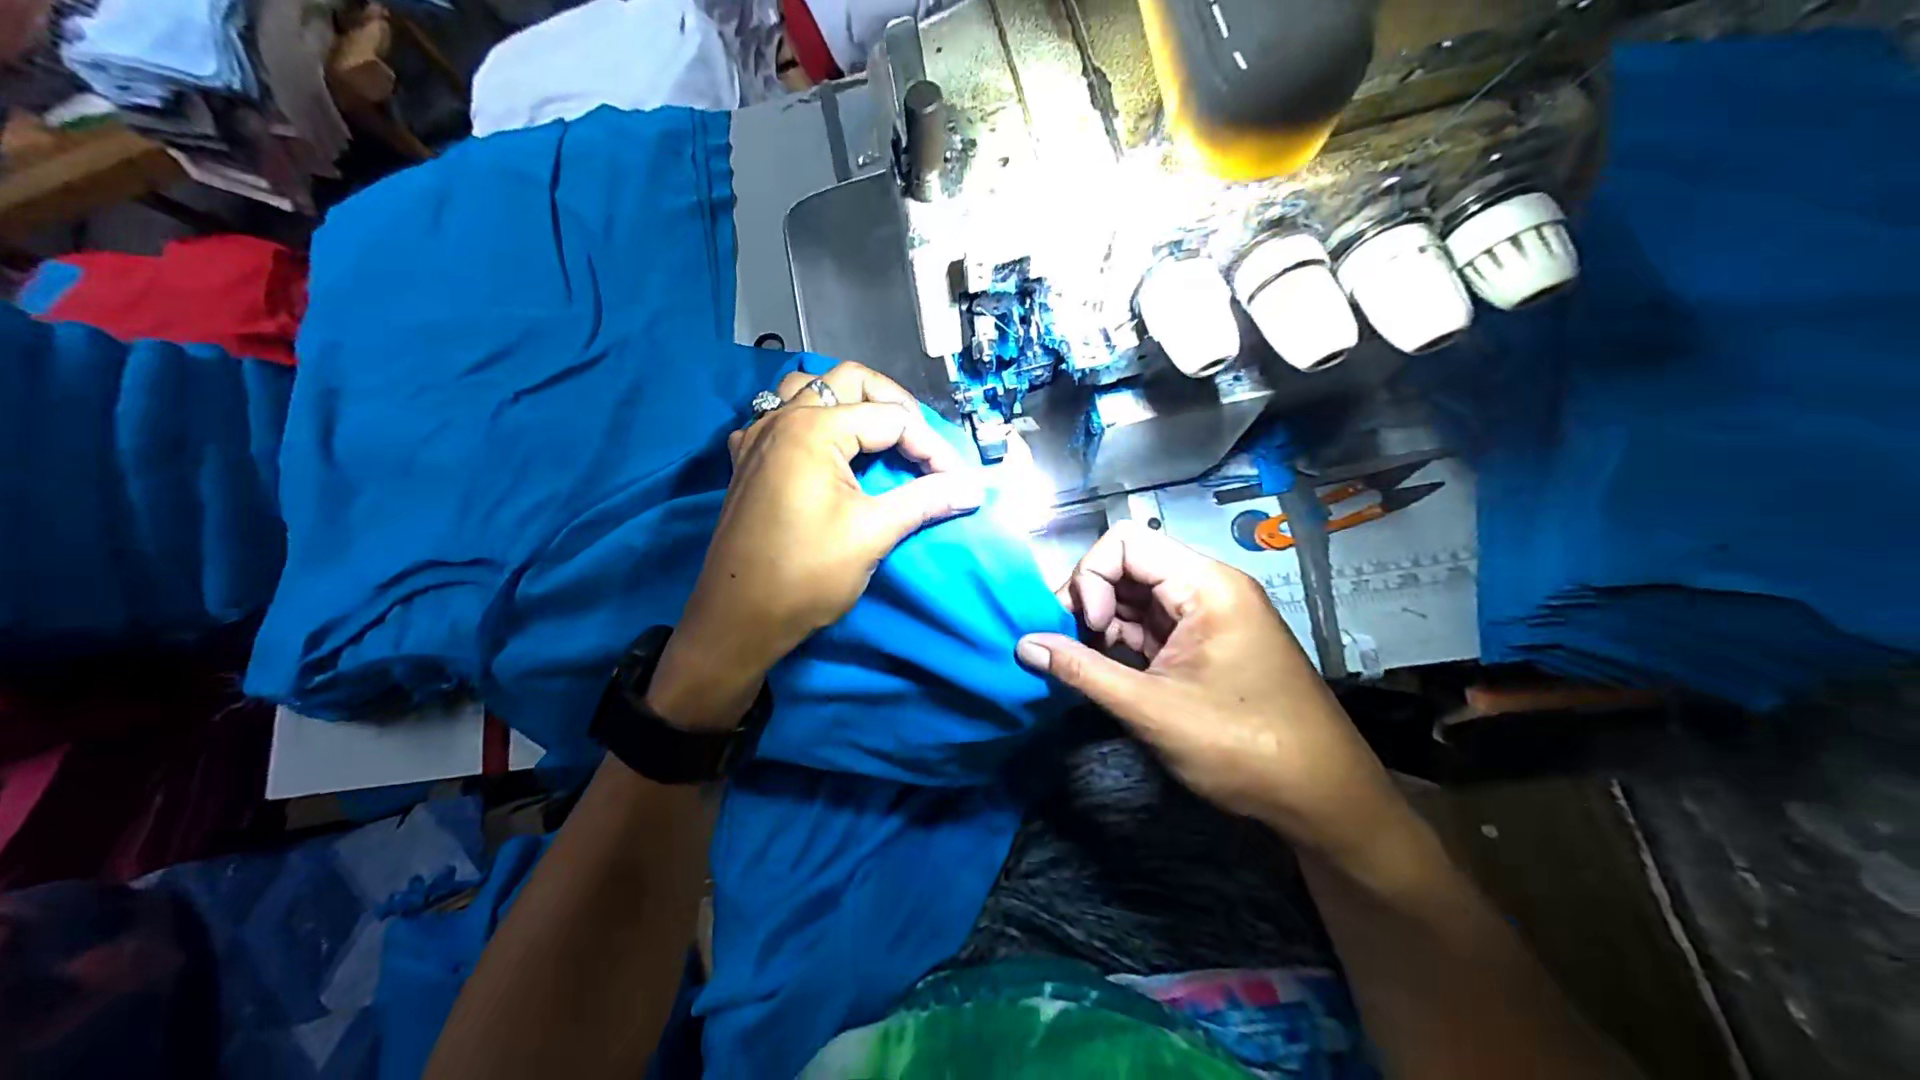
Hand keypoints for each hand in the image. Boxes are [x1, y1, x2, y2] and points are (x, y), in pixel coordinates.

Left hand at [646, 363, 983, 731]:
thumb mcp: (873, 533)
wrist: (738, 620)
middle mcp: (781, 419)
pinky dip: (808, 422)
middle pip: (850, 382)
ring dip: (848, 403)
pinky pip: (778, 418)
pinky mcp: (747, 462)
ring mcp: (757, 437)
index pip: (890, 419)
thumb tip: (972, 488)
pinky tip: (822, 451)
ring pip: (808, 390)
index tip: (955, 481)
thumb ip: (925, 500)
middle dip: (894, 405)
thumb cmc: (806, 575)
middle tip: (922, 443)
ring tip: (877, 435)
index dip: (931, 448)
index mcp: (812, 429)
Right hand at [1014, 522, 1418, 871]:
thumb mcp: (1152, 709)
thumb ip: (1082, 670)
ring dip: (1103, 624)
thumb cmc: (1243, 747)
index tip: (1086, 629)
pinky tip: (1106, 669)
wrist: (1323, 798)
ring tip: (1082, 663)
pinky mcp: (1206, 643)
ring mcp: (1209, 616)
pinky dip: (1123, 642)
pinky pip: (1153, 625)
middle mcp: (1208, 588)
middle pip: (1129, 566)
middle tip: (1068, 647)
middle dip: (1090, 601)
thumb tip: (1023, 645)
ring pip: (1137, 597)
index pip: (1125, 542)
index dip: (1091, 578)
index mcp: (1206, 585)